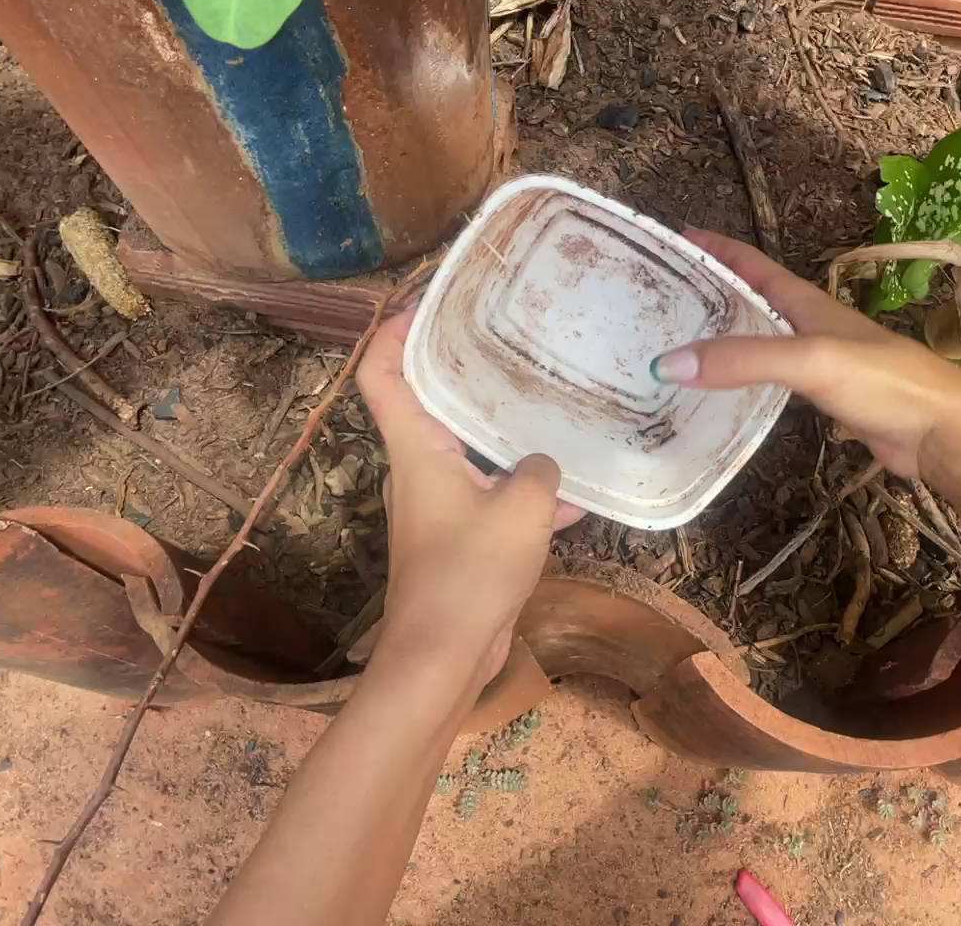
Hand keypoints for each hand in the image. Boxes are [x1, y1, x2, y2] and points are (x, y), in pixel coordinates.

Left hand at [355, 311, 583, 680]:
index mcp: (417, 450)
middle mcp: (420, 470)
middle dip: (467, 373)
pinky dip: (524, 491)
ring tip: (554, 410)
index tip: (430, 304)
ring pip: (470, 451)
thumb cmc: (471, 572)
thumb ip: (540, 470)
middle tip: (513, 345)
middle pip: (432, 404)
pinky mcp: (459, 536)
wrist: (443, 657)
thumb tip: (543, 462)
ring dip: (507, 435)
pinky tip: (577, 498)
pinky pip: (492, 495)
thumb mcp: (523, 509)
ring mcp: (439, 505)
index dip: (395, 332)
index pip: (383, 375)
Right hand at [651, 229, 960, 478]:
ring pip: (758, 343)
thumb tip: (669, 364)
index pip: (752, 265)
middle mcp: (807, 326)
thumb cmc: (883, 380)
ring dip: (723, 339)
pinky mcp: (822, 398)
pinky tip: (722, 396)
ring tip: (680, 346)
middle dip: (710, 293)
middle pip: (750, 301)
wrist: (942, 431)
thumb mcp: (810, 360)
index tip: (675, 239)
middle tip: (663, 300)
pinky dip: (742, 382)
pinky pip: (770, 382)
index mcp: (805, 302)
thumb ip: (744, 359)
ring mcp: (816, 362)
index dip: (716, 248)